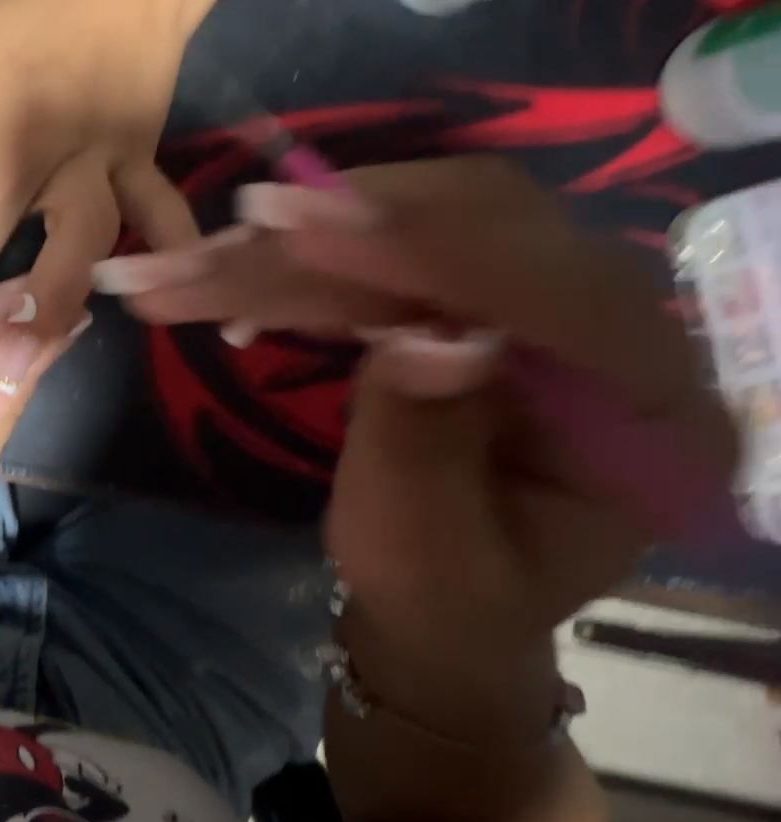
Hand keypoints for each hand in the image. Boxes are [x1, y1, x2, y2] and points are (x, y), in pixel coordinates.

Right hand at [96, 158, 735, 662]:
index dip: (425, 251)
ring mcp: (533, 298)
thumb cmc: (445, 597)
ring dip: (282, 247)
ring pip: (408, 223)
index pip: (558, 292)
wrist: (445, 598)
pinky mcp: (464, 292)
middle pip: (477, 223)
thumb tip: (413, 338)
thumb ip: (423, 453)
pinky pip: (375, 248)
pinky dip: (285, 263)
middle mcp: (609, 325)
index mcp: (650, 409)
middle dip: (329, 234)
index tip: (293, 231)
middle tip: (208, 250)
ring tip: (173, 274)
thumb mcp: (427, 555)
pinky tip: (219, 283)